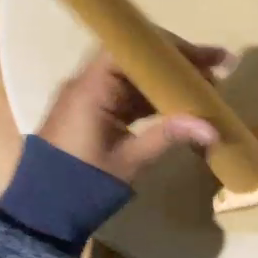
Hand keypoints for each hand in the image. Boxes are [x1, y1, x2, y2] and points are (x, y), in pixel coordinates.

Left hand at [38, 41, 225, 182]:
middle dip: (175, 63)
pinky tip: (179, 106)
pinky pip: (126, 95)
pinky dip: (152, 98)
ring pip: (133, 77)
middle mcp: (87, 84)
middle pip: (135, 59)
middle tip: (214, 70)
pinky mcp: (92, 113)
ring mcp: (89, 98)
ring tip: (205, 89)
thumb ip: (167, 137)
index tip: (202, 57)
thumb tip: (212, 129)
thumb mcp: (129, 161)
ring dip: (166, 81)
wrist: (43, 209)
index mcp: (91, 88)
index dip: (169, 48)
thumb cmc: (83, 184)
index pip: (131, 49)